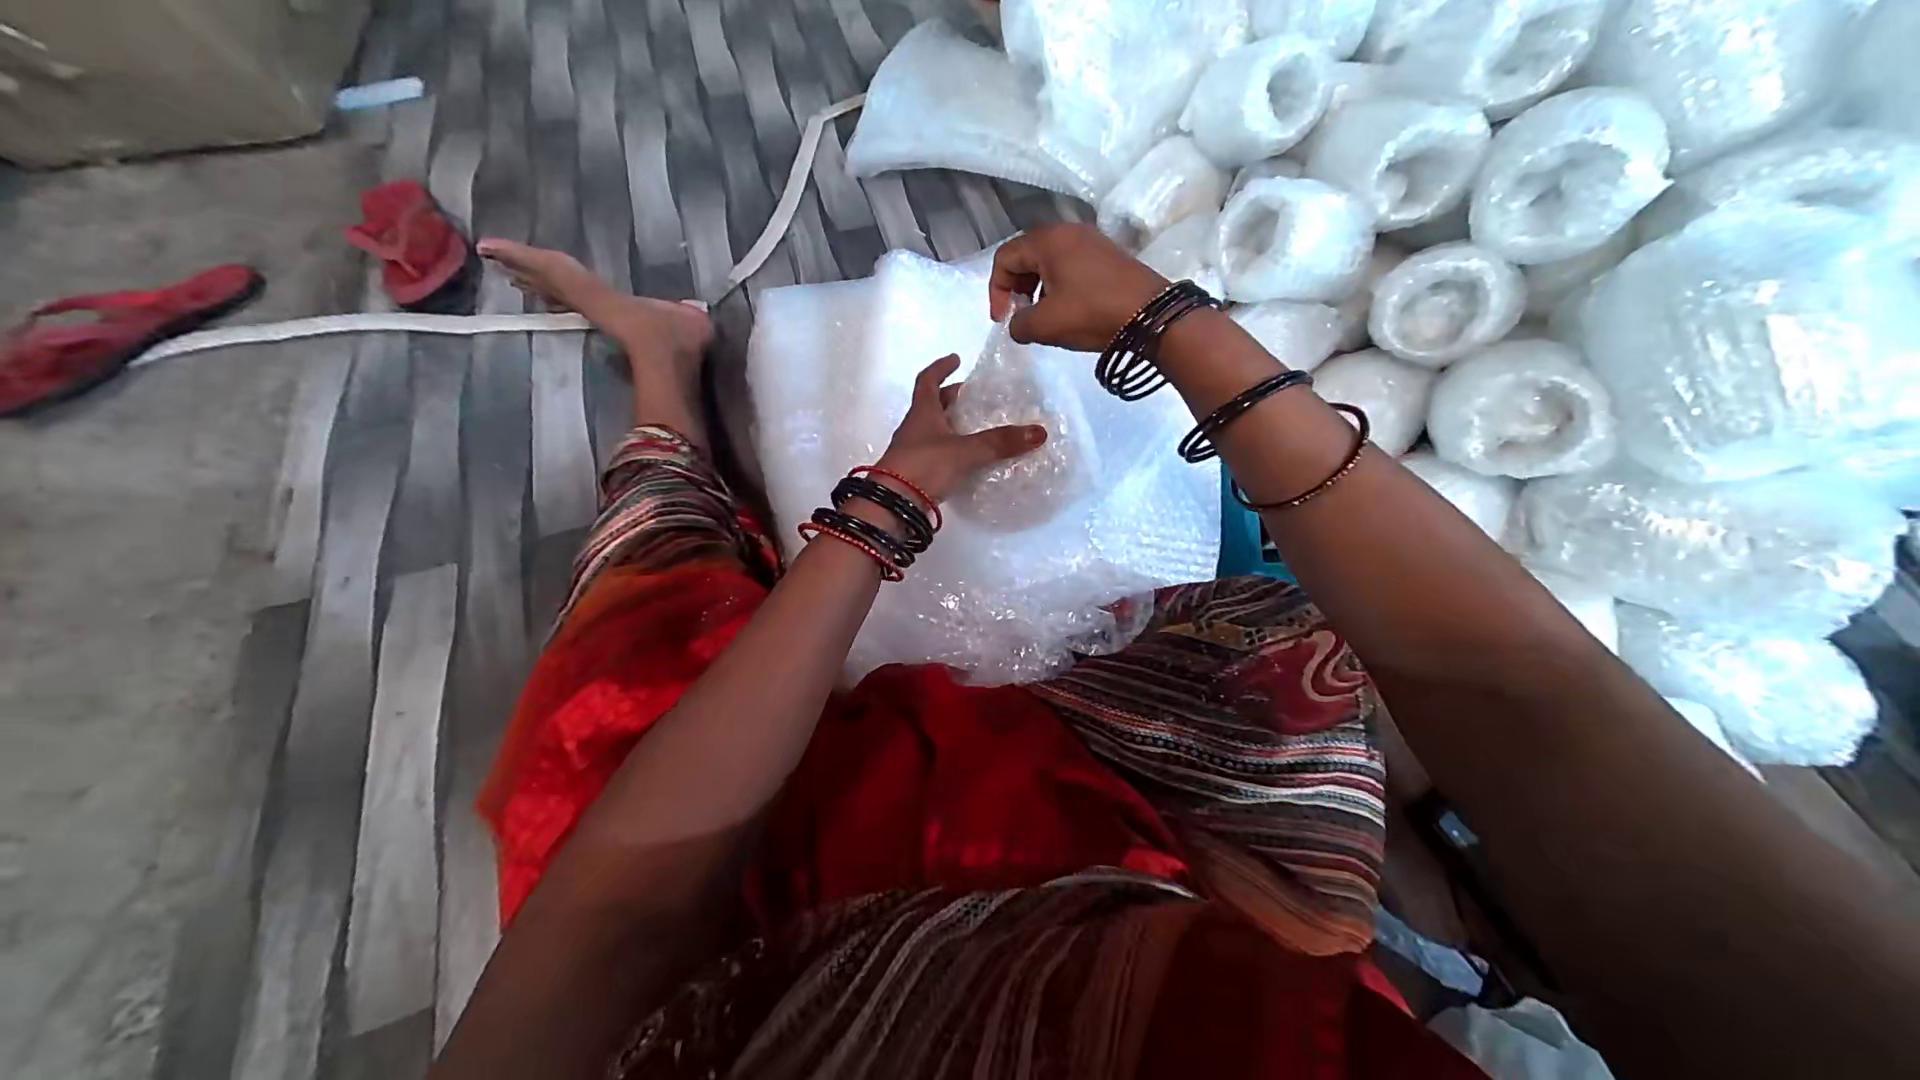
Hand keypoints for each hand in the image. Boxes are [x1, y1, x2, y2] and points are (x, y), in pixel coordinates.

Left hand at [874, 354, 1046, 504]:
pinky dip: (951, 451)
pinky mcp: (915, 475)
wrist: (892, 505)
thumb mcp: (965, 452)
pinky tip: (967, 460)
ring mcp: (912, 452)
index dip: (941, 368)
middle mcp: (914, 428)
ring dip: (952, 426)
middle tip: (974, 397)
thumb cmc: (924, 467)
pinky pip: (936, 455)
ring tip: (976, 428)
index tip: (956, 359)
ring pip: (934, 431)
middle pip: (932, 406)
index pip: (928, 381)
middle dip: (952, 398)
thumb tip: (1038, 432)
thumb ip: (999, 443)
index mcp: (922, 412)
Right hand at [988, 223, 1169, 350]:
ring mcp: (1090, 240)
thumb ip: (1018, 324)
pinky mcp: (1106, 255)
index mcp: (1048, 240)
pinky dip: (1058, 285)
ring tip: (1044, 316)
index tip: (1002, 319)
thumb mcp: (1045, 325)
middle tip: (1021, 315)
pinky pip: (1070, 265)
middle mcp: (1068, 231)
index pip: (1005, 258)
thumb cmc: (1092, 313)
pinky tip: (1068, 309)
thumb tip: (1018, 323)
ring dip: (1037, 288)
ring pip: (1048, 261)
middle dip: (1017, 288)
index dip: (996, 290)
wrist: (1151, 316)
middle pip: (1026, 255)